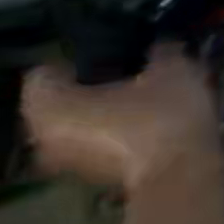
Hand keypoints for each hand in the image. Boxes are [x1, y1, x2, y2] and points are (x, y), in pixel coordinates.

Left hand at [22, 43, 223, 192]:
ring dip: (98, 112)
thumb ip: (158, 52)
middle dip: (85, 88)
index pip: (41, 76)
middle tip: (120, 72)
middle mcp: (46, 138)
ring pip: (75, 126)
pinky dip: (111, 131)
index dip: (71, 60)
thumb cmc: (163, 113)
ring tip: (135, 95)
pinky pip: (94, 144)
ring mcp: (68, 163)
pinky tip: (144, 120)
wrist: (182, 172)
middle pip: (57, 103)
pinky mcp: (94, 177)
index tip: (102, 52)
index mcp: (53, 106)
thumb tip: (157, 46)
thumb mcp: (171, 68)